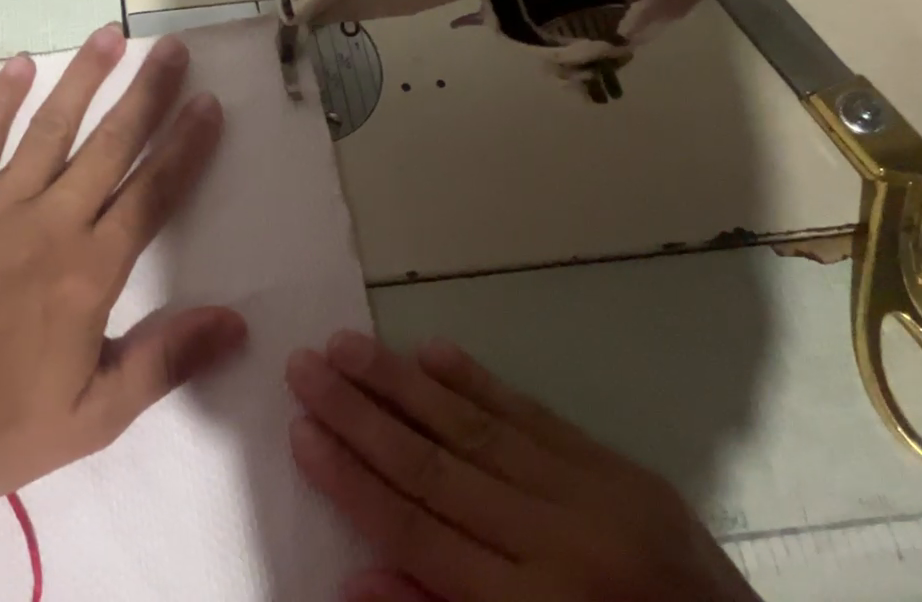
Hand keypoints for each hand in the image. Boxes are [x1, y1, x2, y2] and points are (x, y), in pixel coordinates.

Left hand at [0, 25, 246, 531]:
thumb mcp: (94, 415)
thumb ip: (166, 361)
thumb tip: (237, 321)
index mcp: (91, 271)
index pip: (152, 194)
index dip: (185, 147)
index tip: (208, 102)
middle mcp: (51, 224)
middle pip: (110, 146)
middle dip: (147, 94)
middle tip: (173, 48)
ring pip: (51, 129)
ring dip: (83, 79)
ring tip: (110, 36)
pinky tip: (19, 64)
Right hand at [286, 333, 761, 601]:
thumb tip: (354, 577)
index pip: (414, 530)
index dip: (349, 479)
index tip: (299, 429)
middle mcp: (559, 544)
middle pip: (433, 466)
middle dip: (358, 413)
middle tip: (305, 365)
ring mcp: (596, 498)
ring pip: (475, 426)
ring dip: (402, 381)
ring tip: (346, 344)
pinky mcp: (623, 470)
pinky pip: (536, 416)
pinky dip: (478, 381)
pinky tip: (432, 350)